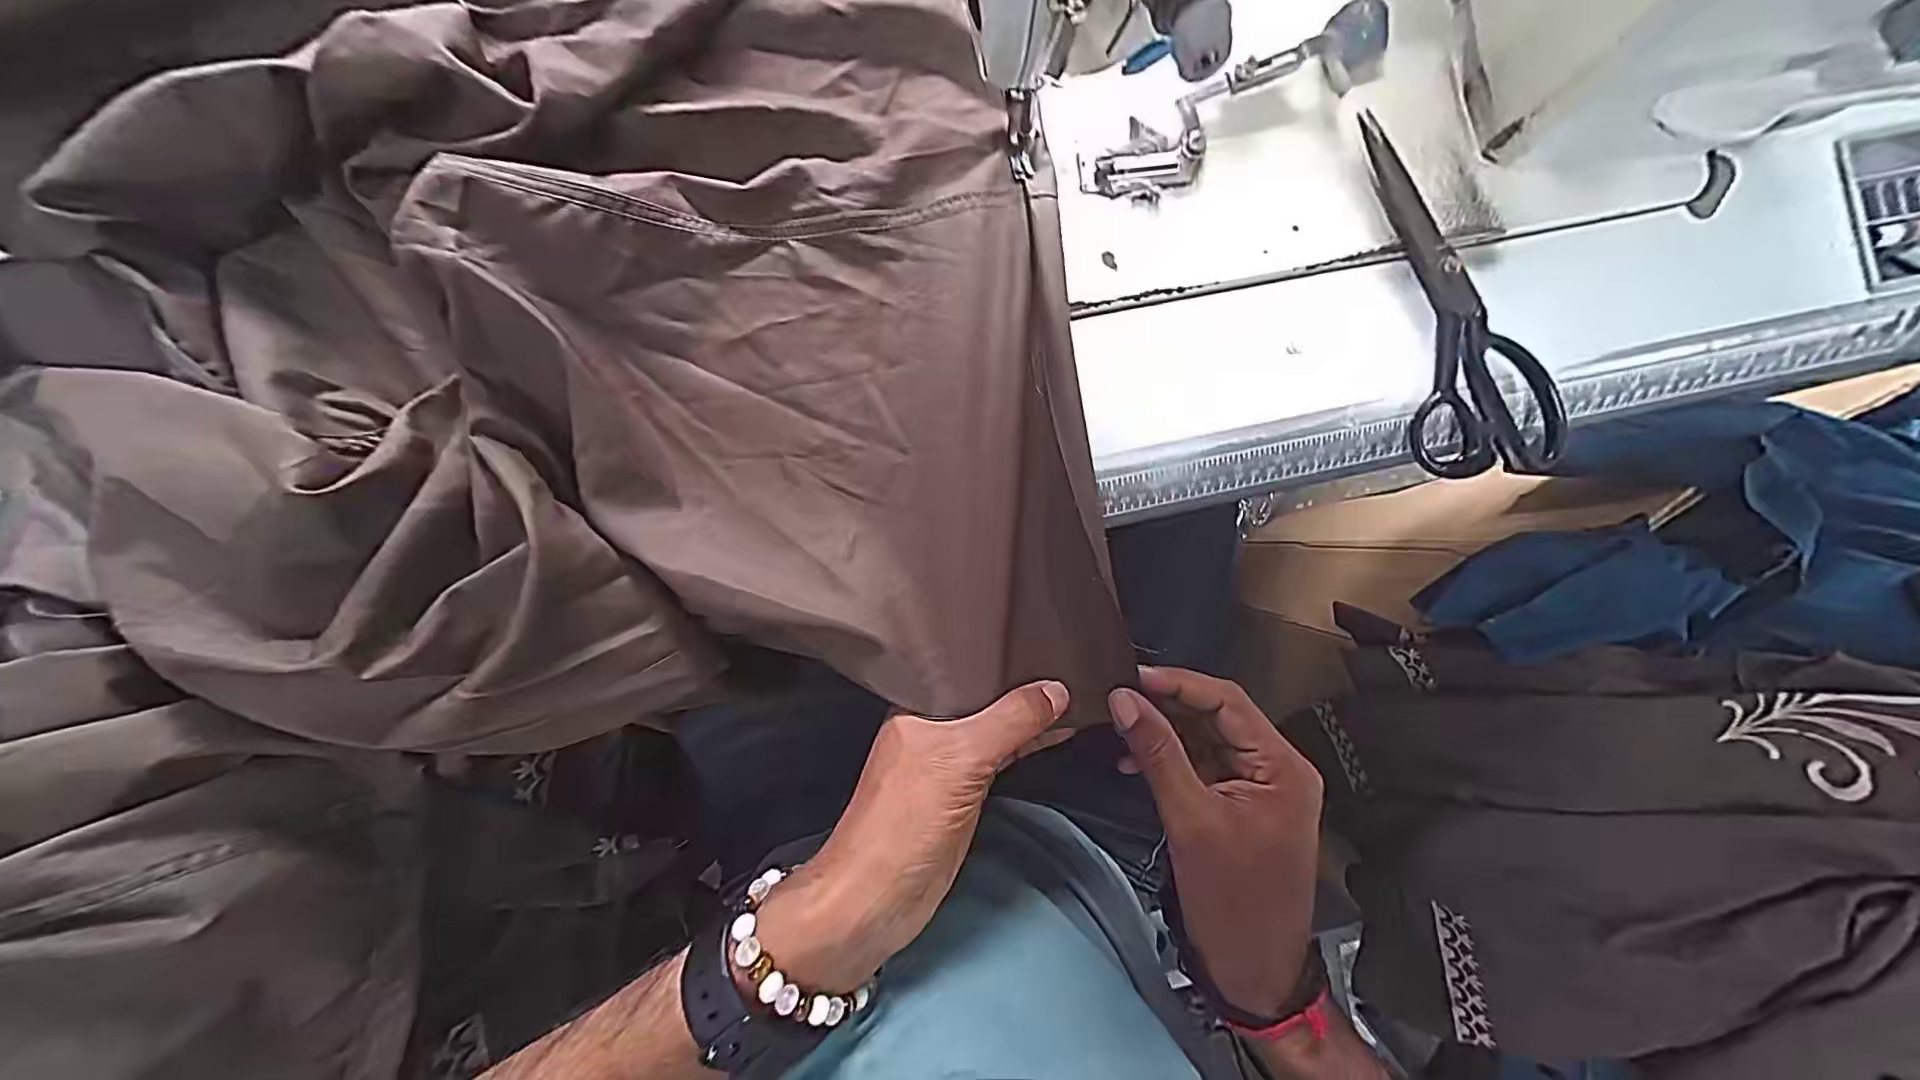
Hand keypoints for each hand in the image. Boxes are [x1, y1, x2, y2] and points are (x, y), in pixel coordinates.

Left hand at [750, 681, 1074, 992]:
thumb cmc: (901, 825)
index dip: (1000, 655)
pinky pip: (1001, 758)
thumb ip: (1009, 720)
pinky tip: (1050, 736)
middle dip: (1019, 686)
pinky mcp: (961, 795)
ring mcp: (946, 764)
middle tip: (1062, 664)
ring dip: (1026, 718)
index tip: (1038, 641)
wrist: (879, 900)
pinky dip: (1026, 747)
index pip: (964, 668)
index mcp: (916, 709)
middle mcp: (930, 731)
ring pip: (994, 729)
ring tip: (1068, 695)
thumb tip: (1054, 691)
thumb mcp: (961, 758)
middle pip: (983, 699)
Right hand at [1109, 666, 1323, 1016]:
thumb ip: (1157, 751)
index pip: (1228, 700)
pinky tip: (1138, 760)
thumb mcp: (1189, 818)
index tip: (1134, 678)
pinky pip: (1203, 763)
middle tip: (1122, 699)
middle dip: (1167, 706)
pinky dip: (1171, 758)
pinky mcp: (1242, 802)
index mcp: (1282, 765)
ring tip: (1123, 728)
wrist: (1254, 970)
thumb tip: (1124, 700)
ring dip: (1165, 732)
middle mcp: (1278, 767)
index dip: (1178, 683)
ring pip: (1206, 737)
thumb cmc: (1234, 901)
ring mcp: (1260, 785)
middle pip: (1217, 715)